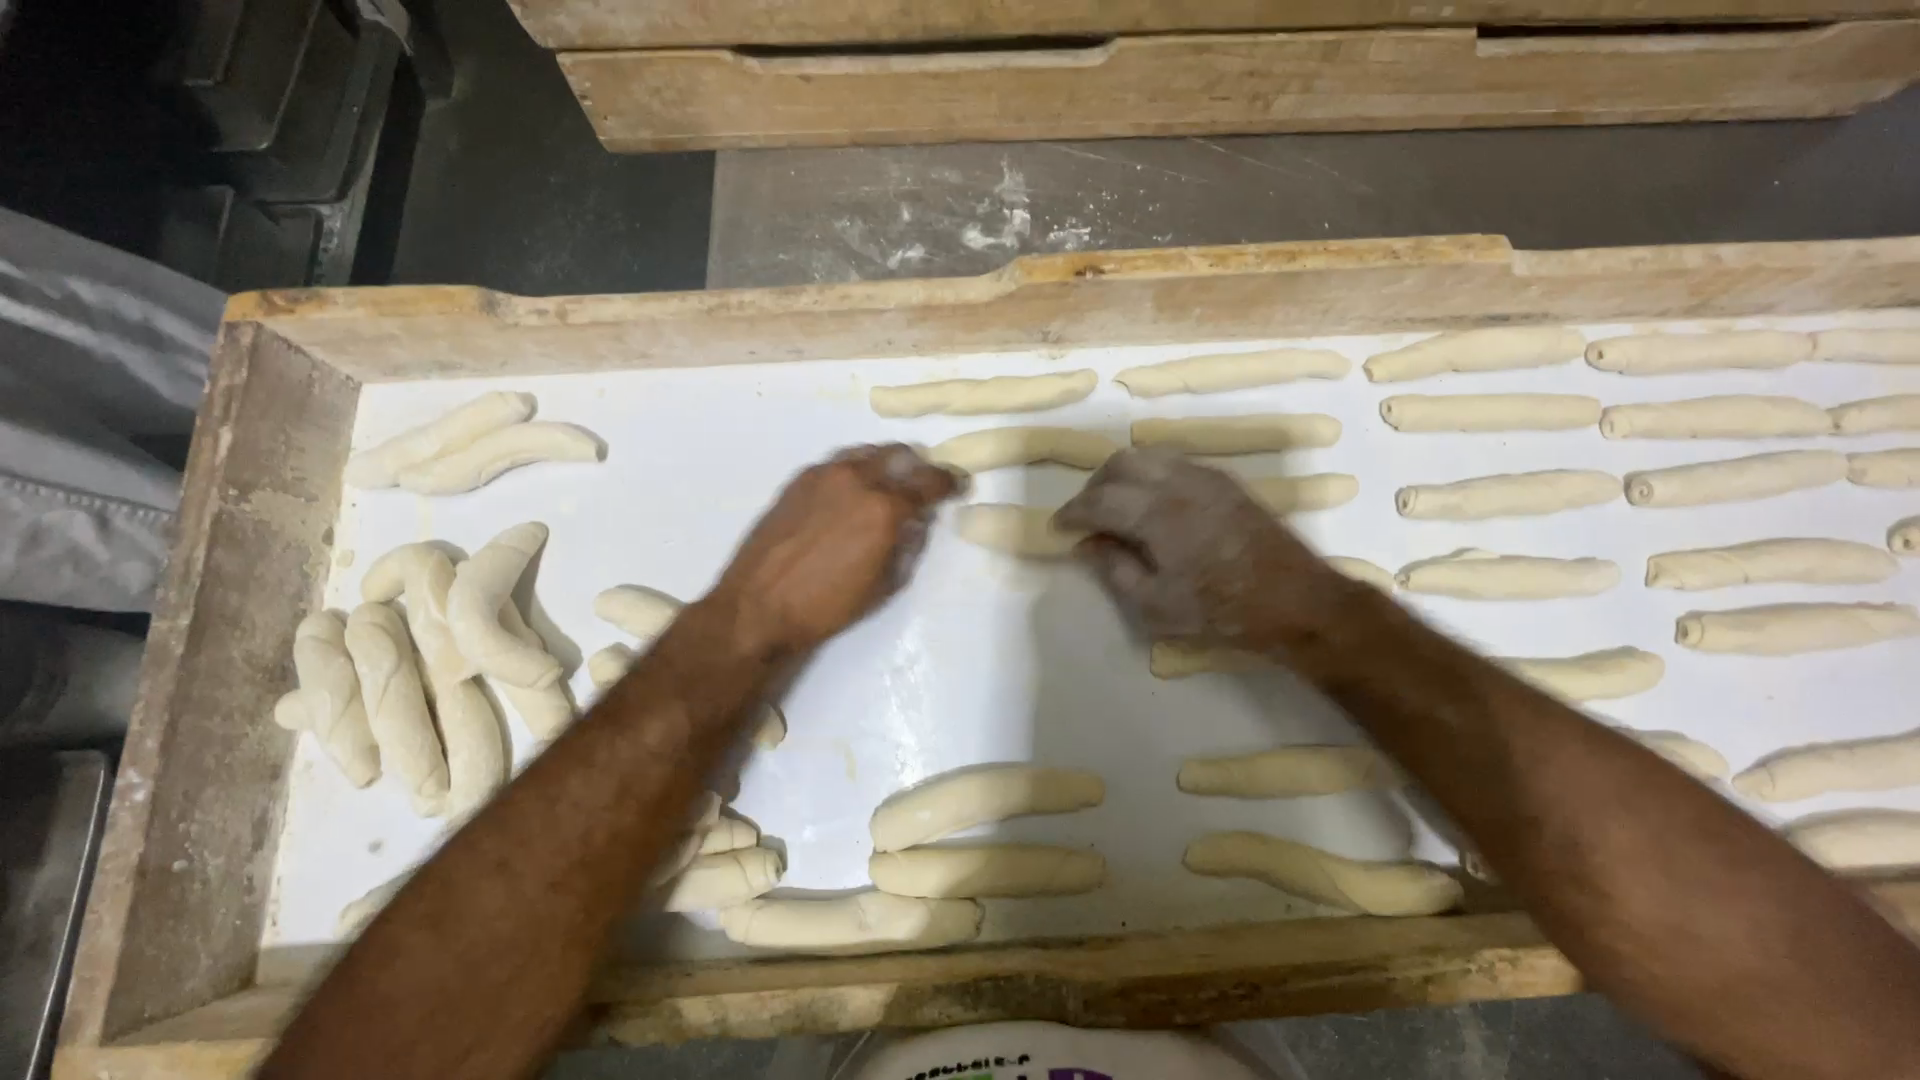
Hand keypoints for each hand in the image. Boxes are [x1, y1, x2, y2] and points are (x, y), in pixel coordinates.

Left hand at [712, 444, 959, 656]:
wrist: (758, 605)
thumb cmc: (827, 606)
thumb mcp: (885, 585)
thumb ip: (909, 546)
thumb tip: (917, 521)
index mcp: (884, 508)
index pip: (930, 481)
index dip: (950, 482)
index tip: (957, 485)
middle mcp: (856, 479)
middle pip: (900, 455)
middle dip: (918, 467)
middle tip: (923, 484)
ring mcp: (823, 474)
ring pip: (867, 453)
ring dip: (886, 464)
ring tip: (889, 485)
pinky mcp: (798, 479)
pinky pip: (839, 462)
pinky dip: (856, 470)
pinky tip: (853, 493)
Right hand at [1054, 448, 1343, 645]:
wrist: (1296, 601)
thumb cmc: (1221, 612)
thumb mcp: (1155, 606)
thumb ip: (1114, 570)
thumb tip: (1088, 544)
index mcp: (1158, 514)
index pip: (1099, 500)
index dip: (1073, 512)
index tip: (1058, 528)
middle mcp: (1179, 483)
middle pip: (1120, 463)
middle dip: (1093, 486)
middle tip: (1084, 515)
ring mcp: (1205, 477)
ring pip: (1148, 455)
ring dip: (1121, 475)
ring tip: (1113, 505)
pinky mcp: (1225, 481)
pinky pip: (1174, 462)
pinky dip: (1149, 474)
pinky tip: (1150, 502)